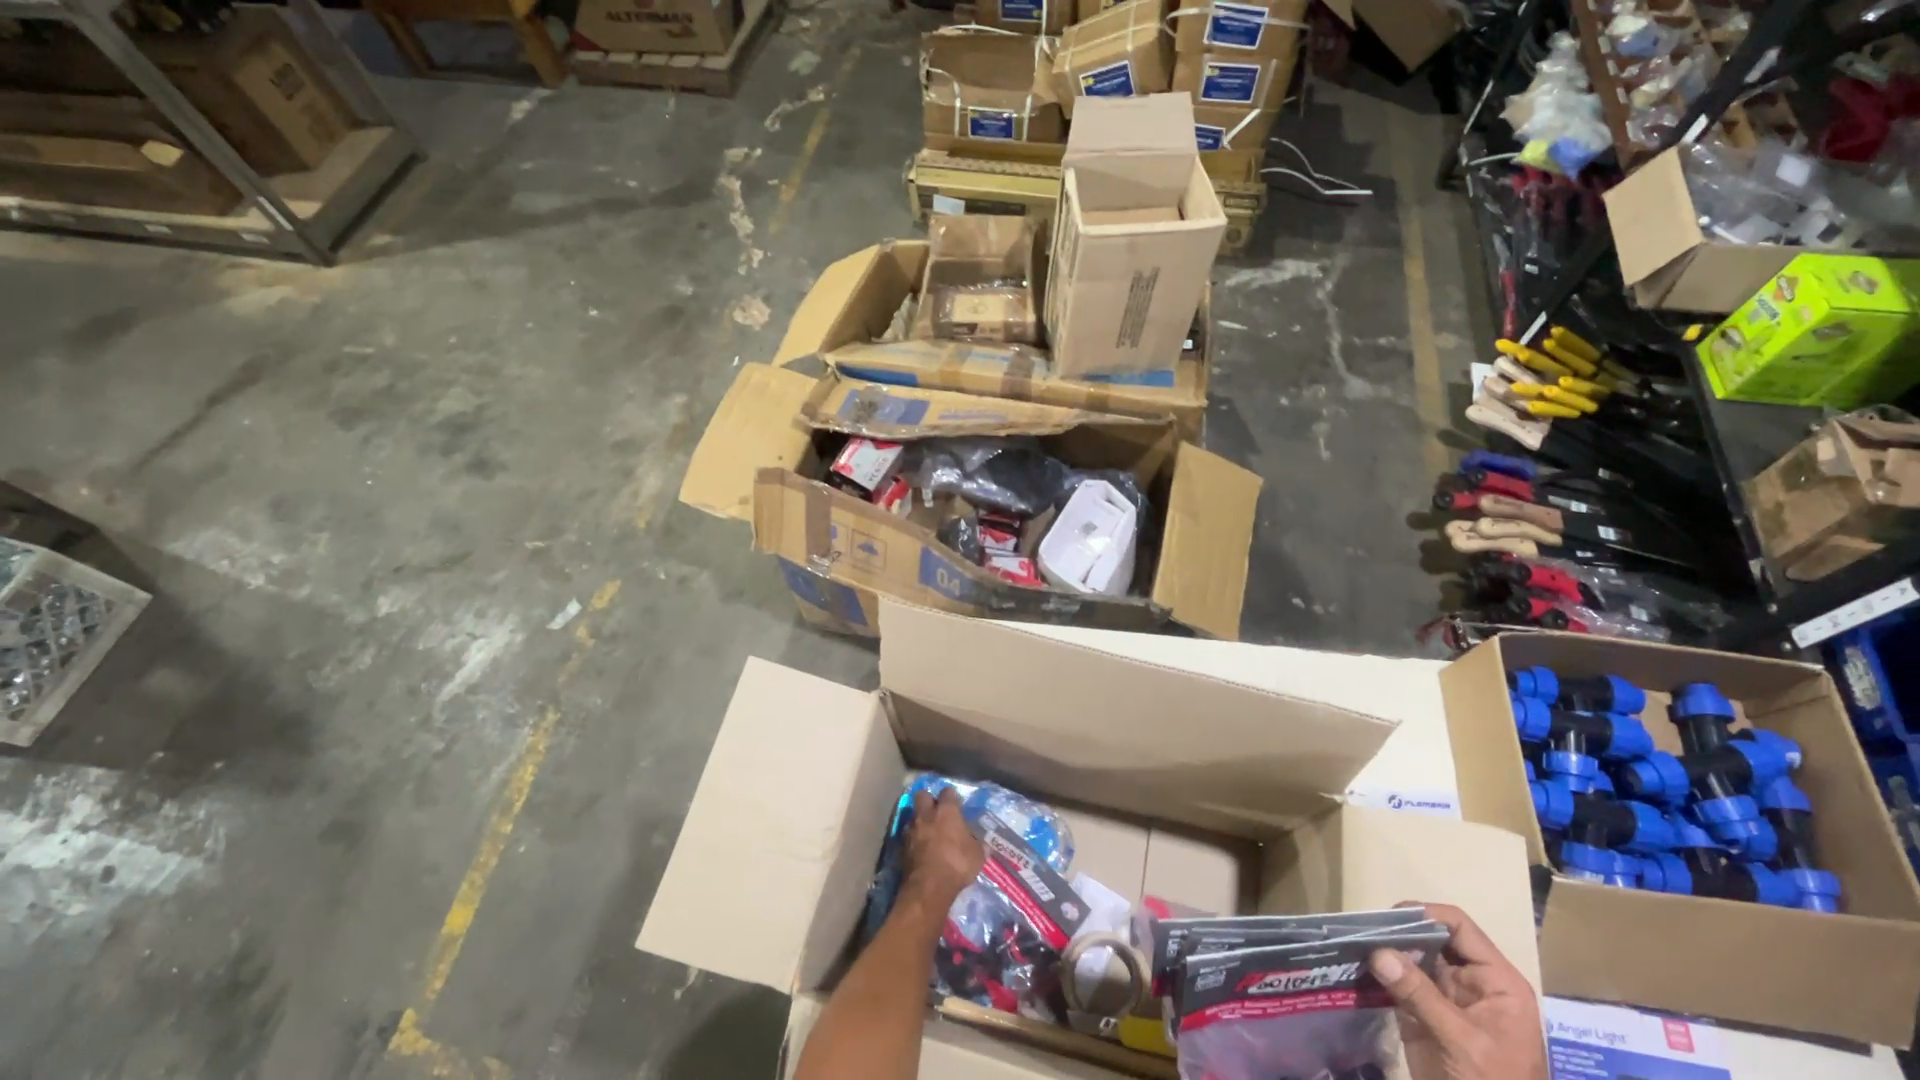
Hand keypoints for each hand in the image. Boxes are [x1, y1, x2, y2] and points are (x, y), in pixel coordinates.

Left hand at [903, 788, 983, 910]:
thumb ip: (975, 842)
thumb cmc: (957, 864)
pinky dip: (913, 837)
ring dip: (919, 820)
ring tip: (927, 831)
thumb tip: (977, 841)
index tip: (956, 805)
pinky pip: (908, 834)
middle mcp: (926, 814)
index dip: (952, 797)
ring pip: (913, 815)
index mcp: (947, 811)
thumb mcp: (977, 855)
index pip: (948, 792)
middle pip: (923, 795)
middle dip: (929, 800)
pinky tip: (920, 847)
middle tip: (937, 811)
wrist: (929, 886)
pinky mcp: (901, 844)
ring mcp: (911, 828)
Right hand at [1370, 902, 1547, 1079]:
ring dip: (1385, 953)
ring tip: (1352, 946)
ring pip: (1412, 960)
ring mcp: (1447, 1000)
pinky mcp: (1425, 1018)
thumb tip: (1378, 951)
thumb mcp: (1462, 1043)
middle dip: (1398, 933)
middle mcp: (1471, 982)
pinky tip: (1356, 971)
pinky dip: (1380, 977)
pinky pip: (1400, 986)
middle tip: (1362, 932)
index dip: (1426, 915)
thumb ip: (1421, 995)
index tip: (1388, 917)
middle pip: (1432, 940)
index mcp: (1496, 981)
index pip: (1460, 928)